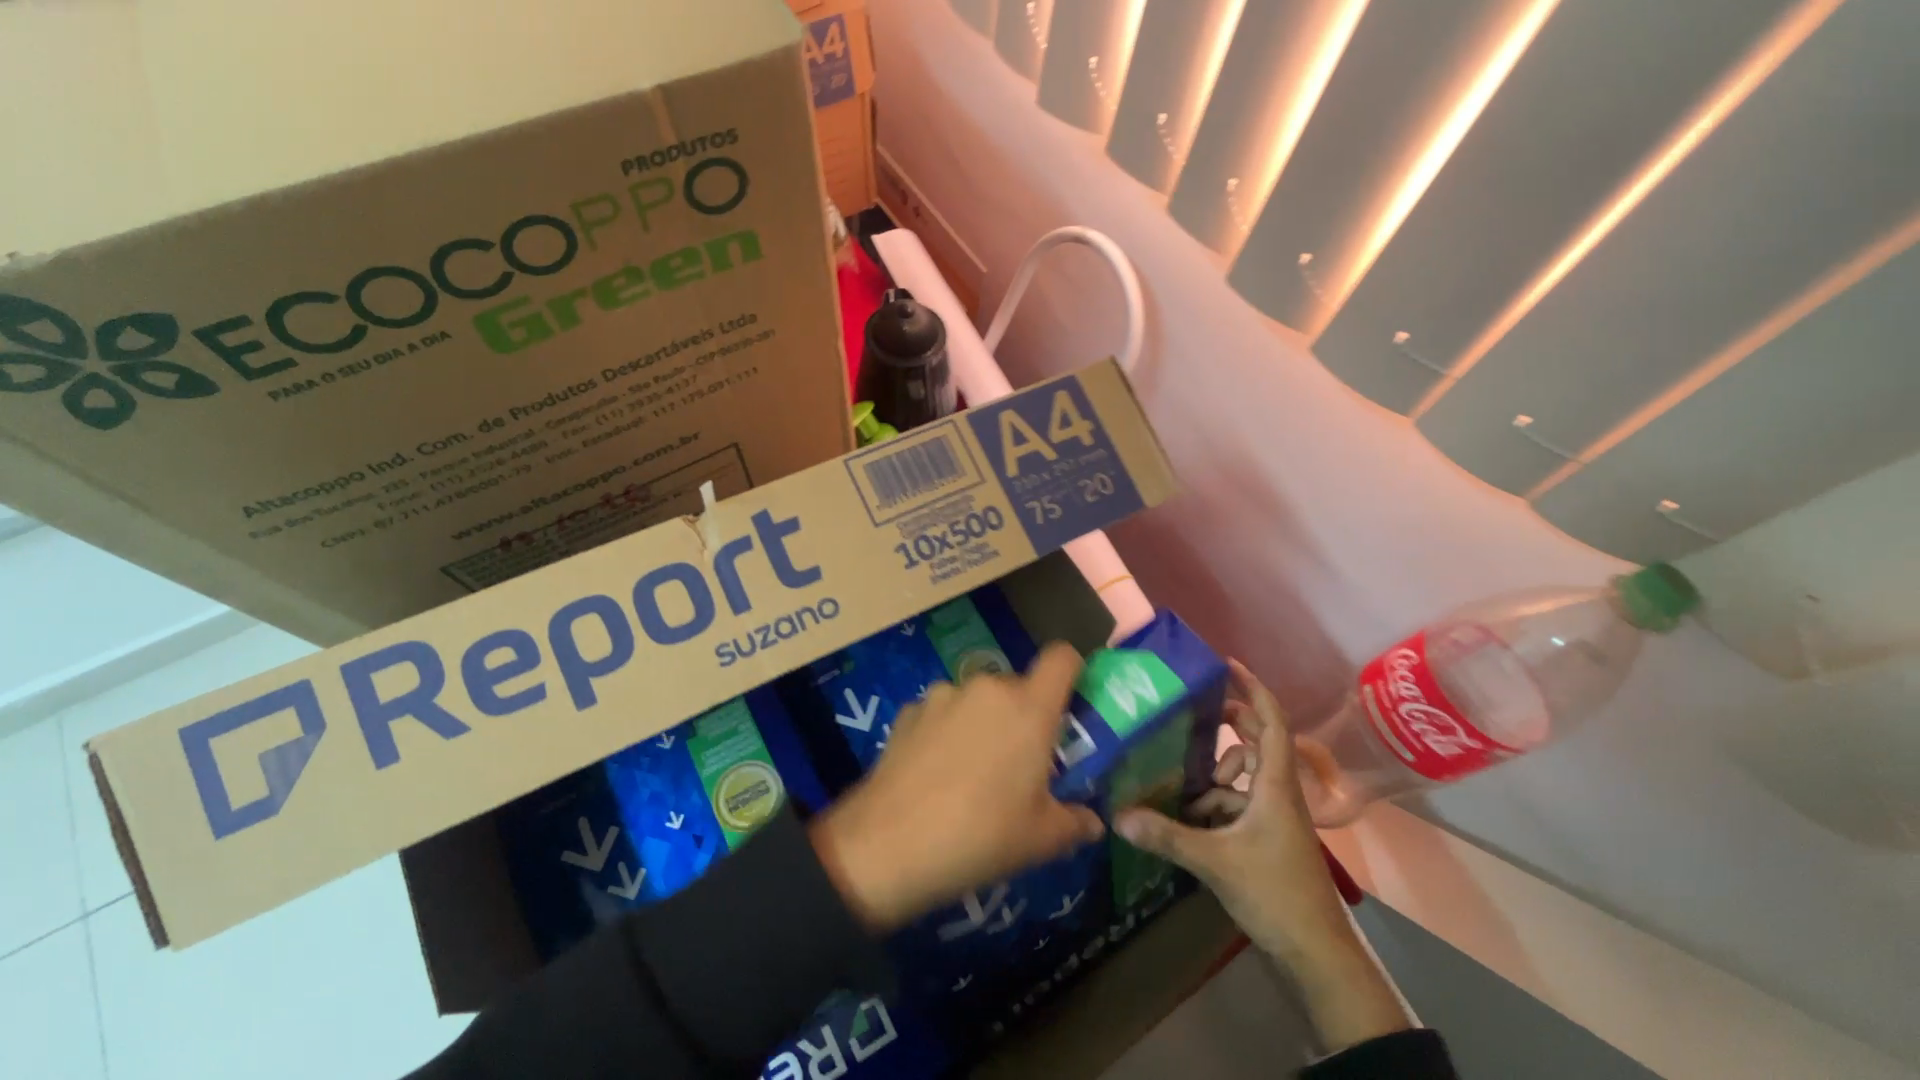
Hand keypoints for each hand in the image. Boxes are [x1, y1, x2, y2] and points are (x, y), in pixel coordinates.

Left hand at [809, 642, 1105, 932]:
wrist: (885, 848)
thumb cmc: (980, 838)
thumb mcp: (1040, 840)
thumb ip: (1075, 822)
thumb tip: (1094, 822)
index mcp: (1029, 708)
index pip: (1062, 658)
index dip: (1074, 672)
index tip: (1073, 706)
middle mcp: (986, 689)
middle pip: (1018, 687)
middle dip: (1025, 717)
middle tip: (1022, 765)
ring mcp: (940, 697)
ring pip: (977, 701)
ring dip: (982, 725)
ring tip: (973, 775)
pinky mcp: (906, 713)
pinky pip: (941, 715)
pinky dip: (946, 734)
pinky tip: (934, 777)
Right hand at [1115, 660, 1408, 1052]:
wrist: (1314, 949)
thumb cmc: (1274, 893)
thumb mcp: (1214, 861)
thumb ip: (1166, 836)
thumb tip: (1118, 816)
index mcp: (1275, 786)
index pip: (1271, 722)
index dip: (1253, 690)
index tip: (1227, 666)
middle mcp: (1279, 794)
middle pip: (1259, 744)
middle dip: (1230, 727)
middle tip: (1195, 716)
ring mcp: (1276, 818)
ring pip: (1246, 779)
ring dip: (1217, 777)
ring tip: (1185, 792)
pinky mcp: (1269, 840)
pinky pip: (1240, 807)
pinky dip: (1217, 807)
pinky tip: (1190, 823)